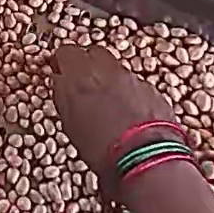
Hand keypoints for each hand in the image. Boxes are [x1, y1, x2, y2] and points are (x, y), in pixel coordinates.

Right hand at [53, 43, 180, 170]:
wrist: (147, 159)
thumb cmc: (102, 147)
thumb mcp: (69, 122)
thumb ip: (63, 95)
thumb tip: (60, 82)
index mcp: (79, 76)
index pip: (65, 53)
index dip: (62, 61)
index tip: (60, 70)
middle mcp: (106, 71)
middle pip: (93, 53)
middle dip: (87, 63)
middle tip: (82, 81)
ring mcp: (131, 79)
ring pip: (115, 69)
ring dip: (108, 79)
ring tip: (105, 103)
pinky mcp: (153, 91)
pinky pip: (135, 85)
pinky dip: (129, 93)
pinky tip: (126, 113)